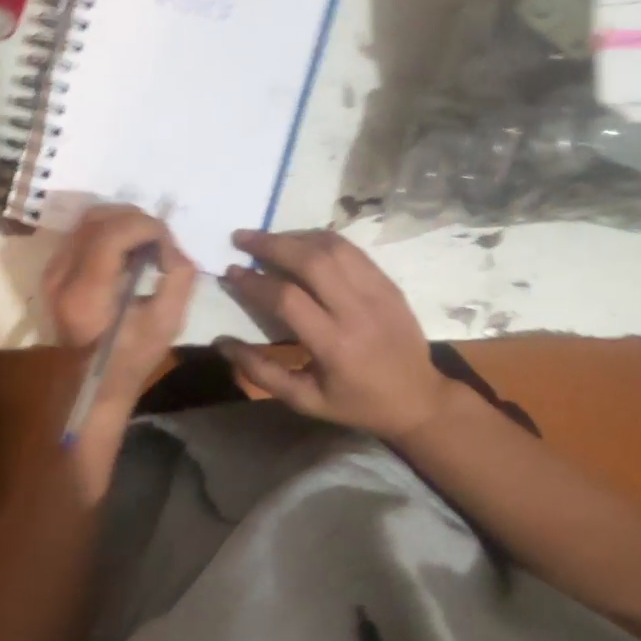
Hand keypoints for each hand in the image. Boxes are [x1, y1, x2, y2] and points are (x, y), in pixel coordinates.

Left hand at [42, 205, 195, 408]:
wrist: (94, 384)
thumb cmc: (132, 359)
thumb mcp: (167, 323)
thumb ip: (178, 278)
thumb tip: (173, 246)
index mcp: (86, 295)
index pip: (112, 235)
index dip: (146, 227)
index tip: (168, 244)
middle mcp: (60, 278)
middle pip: (95, 219)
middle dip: (134, 219)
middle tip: (159, 239)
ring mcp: (51, 273)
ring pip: (85, 222)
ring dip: (120, 221)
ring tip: (145, 243)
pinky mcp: (52, 272)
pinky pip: (79, 234)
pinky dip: (107, 231)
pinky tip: (127, 251)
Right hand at [214, 230, 462, 440]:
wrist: (418, 399)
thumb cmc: (355, 403)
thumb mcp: (304, 400)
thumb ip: (261, 372)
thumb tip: (222, 343)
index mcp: (334, 345)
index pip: (287, 299)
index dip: (254, 282)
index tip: (231, 272)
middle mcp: (357, 311)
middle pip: (310, 261)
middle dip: (270, 244)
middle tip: (241, 238)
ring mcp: (377, 293)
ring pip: (333, 248)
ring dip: (295, 237)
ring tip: (269, 239)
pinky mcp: (389, 283)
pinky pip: (353, 250)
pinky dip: (321, 240)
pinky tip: (301, 243)